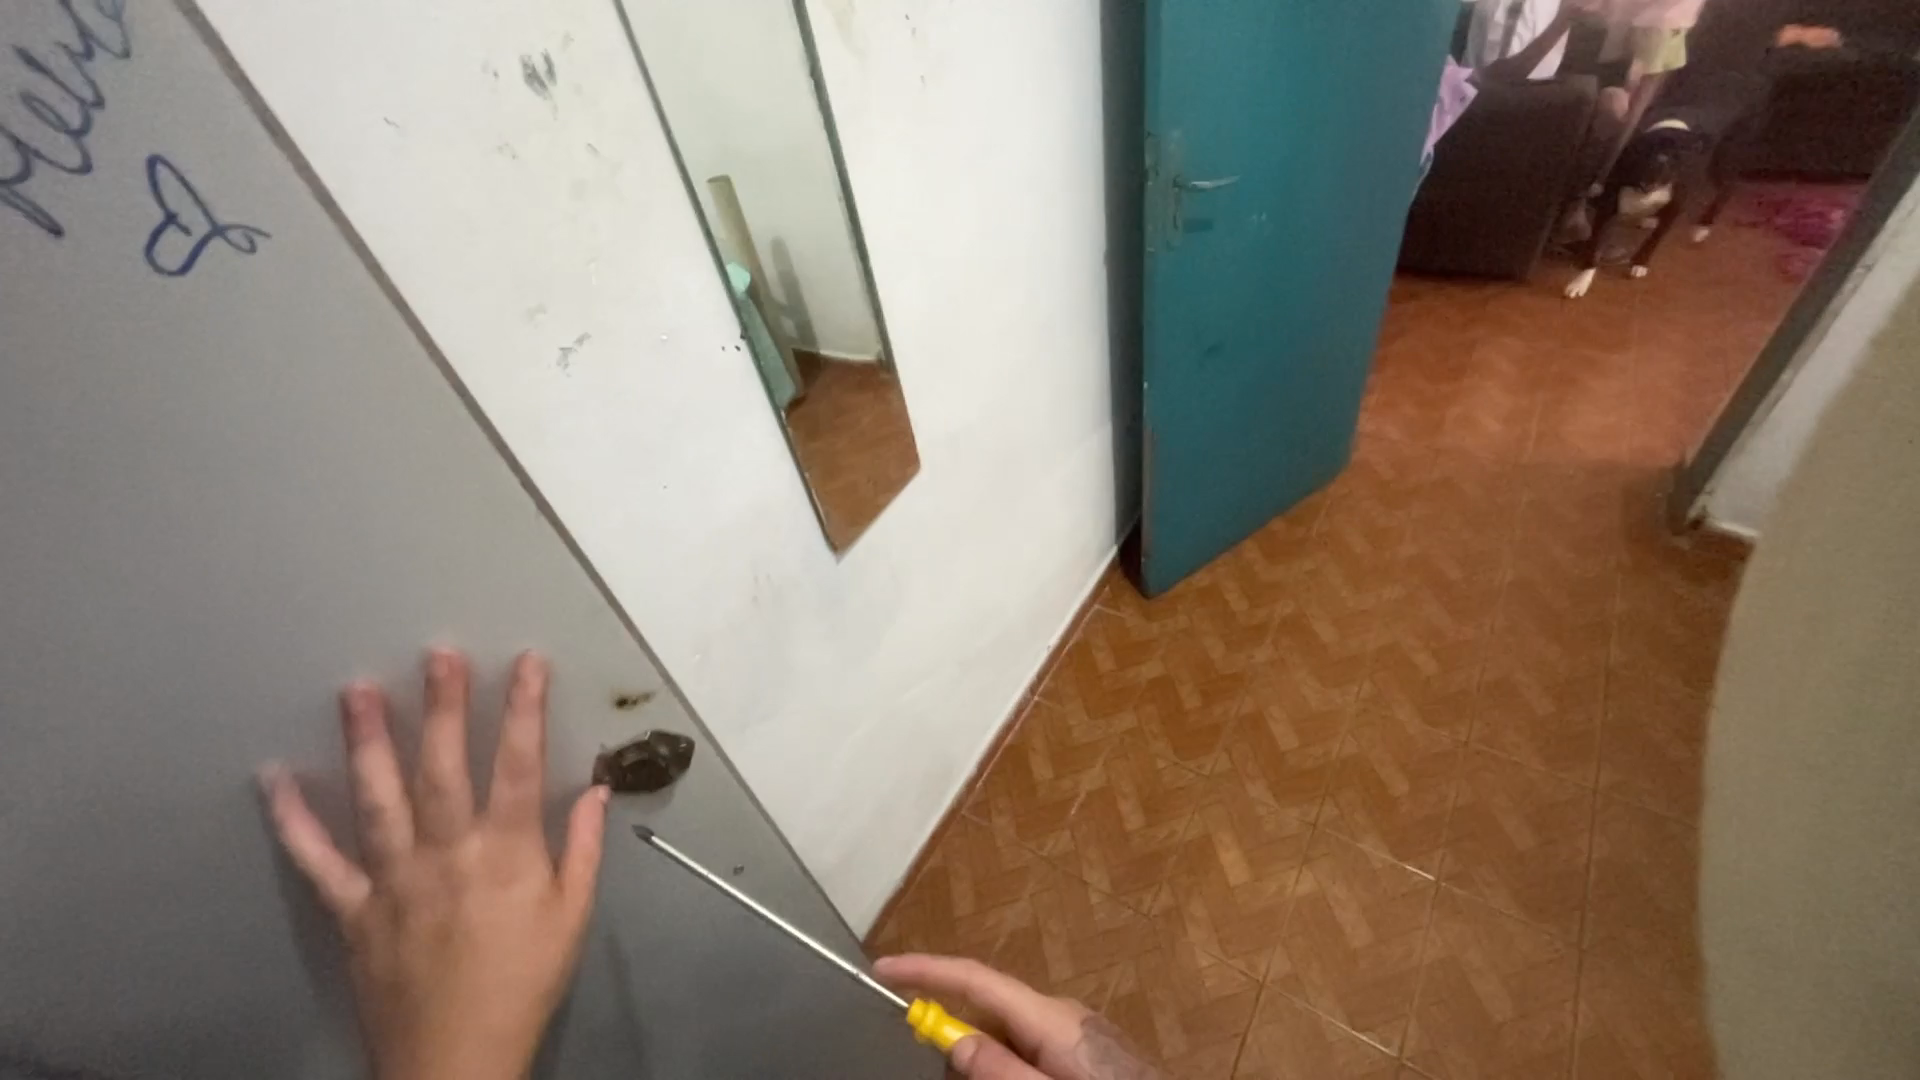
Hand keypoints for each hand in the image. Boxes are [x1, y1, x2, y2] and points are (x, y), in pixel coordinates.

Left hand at [261, 650, 609, 1079]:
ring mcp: (393, 880)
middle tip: (438, 655)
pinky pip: (318, 862)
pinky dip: (294, 821)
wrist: (454, 1059)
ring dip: (368, 743)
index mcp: (507, 853)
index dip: (525, 710)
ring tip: (358, 691)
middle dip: (442, 707)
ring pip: (377, 800)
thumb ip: (584, 847)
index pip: (518, 766)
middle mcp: (447, 854)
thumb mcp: (573, 914)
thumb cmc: (525, 978)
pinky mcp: (353, 910)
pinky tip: (275, 781)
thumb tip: (596, 788)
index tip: (528, 663)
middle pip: (443, 769)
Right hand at [874, 955, 1163, 1079]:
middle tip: (936, 1059)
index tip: (884, 966)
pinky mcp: (1082, 1048)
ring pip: (1007, 1036)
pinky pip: (1029, 1048)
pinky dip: (1011, 1065)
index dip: (926, 969)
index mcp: (1050, 1018)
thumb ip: (1000, 1071)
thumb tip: (954, 1040)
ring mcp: (1073, 1029)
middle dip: (956, 1036)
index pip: (975, 978)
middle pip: (988, 1012)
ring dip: (988, 1060)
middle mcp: (1060, 1013)